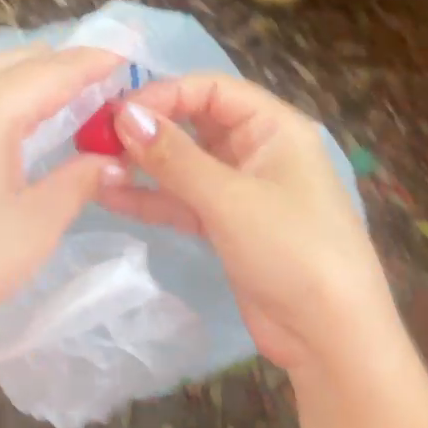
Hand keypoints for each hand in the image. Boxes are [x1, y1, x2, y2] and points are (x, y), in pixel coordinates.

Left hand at [0, 44, 128, 352]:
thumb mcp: (34, 226)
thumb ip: (79, 180)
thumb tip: (112, 158)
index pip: (56, 70)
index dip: (97, 61)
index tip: (131, 55)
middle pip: (25, 59)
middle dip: (68, 65)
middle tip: (108, 86)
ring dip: (36, 76)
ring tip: (73, 98)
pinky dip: (6, 89)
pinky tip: (23, 116)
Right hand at [101, 76, 395, 370]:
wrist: (332, 338)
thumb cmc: (292, 250)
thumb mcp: (230, 199)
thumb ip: (174, 156)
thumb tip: (124, 115)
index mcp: (274, 127)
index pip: (211, 89)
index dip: (164, 94)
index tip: (117, 113)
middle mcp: (259, 149)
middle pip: (195, 123)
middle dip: (149, 129)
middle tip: (97, 139)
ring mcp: (243, 189)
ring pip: (185, 164)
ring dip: (144, 165)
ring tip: (94, 167)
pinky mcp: (229, 226)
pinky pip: (184, 200)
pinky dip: (152, 198)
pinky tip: (110, 196)